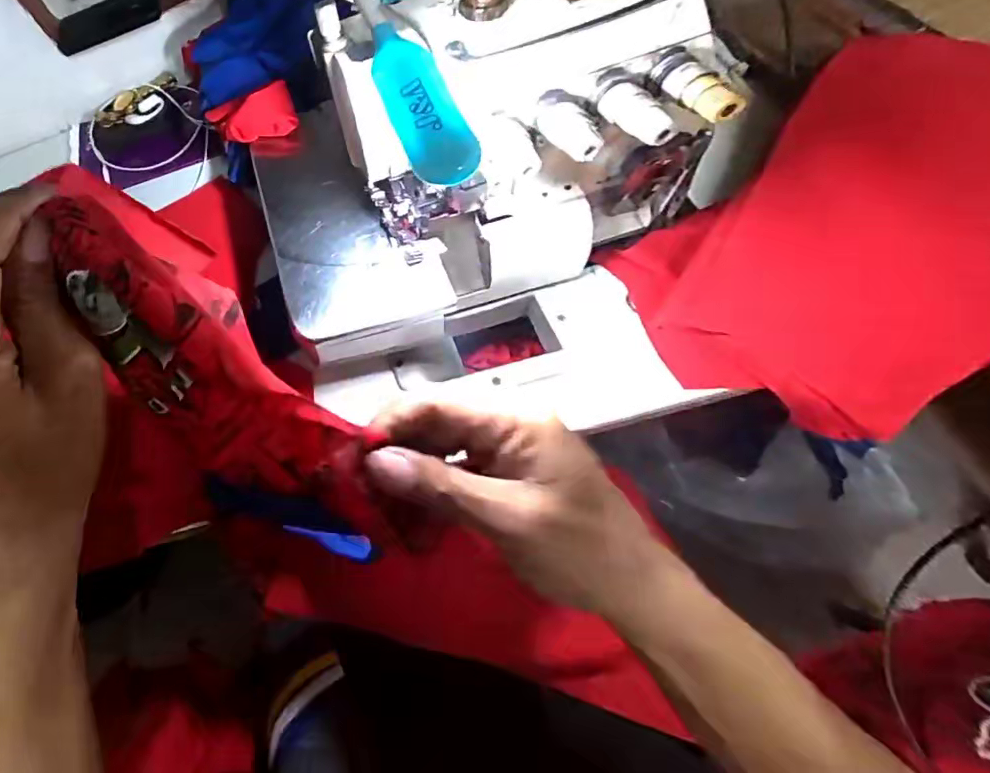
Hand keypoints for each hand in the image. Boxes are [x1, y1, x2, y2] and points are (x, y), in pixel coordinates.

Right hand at [362, 401, 667, 616]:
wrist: (634, 586)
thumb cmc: (576, 549)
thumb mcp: (505, 519)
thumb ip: (440, 486)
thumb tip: (378, 460)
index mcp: (515, 419)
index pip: (439, 404)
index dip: (393, 423)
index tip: (355, 454)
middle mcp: (510, 421)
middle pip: (439, 422)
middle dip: (399, 451)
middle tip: (362, 487)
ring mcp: (511, 446)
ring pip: (447, 447)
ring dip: (415, 475)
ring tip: (383, 507)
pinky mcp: (511, 471)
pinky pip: (463, 470)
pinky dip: (438, 491)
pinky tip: (417, 518)